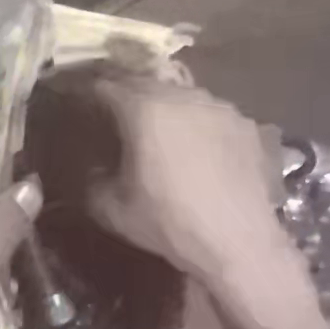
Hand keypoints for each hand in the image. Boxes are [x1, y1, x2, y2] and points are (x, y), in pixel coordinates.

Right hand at [89, 78, 293, 284]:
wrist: (239, 244)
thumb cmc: (168, 222)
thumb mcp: (110, 208)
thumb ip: (92, 178)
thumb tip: (93, 166)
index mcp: (145, 109)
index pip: (107, 86)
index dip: (89, 93)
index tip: (80, 103)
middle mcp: (184, 97)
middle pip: (146, 84)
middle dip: (126, 95)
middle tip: (114, 115)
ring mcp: (222, 108)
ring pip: (183, 97)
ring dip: (165, 108)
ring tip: (159, 131)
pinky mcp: (249, 126)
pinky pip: (212, 116)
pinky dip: (198, 125)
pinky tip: (198, 150)